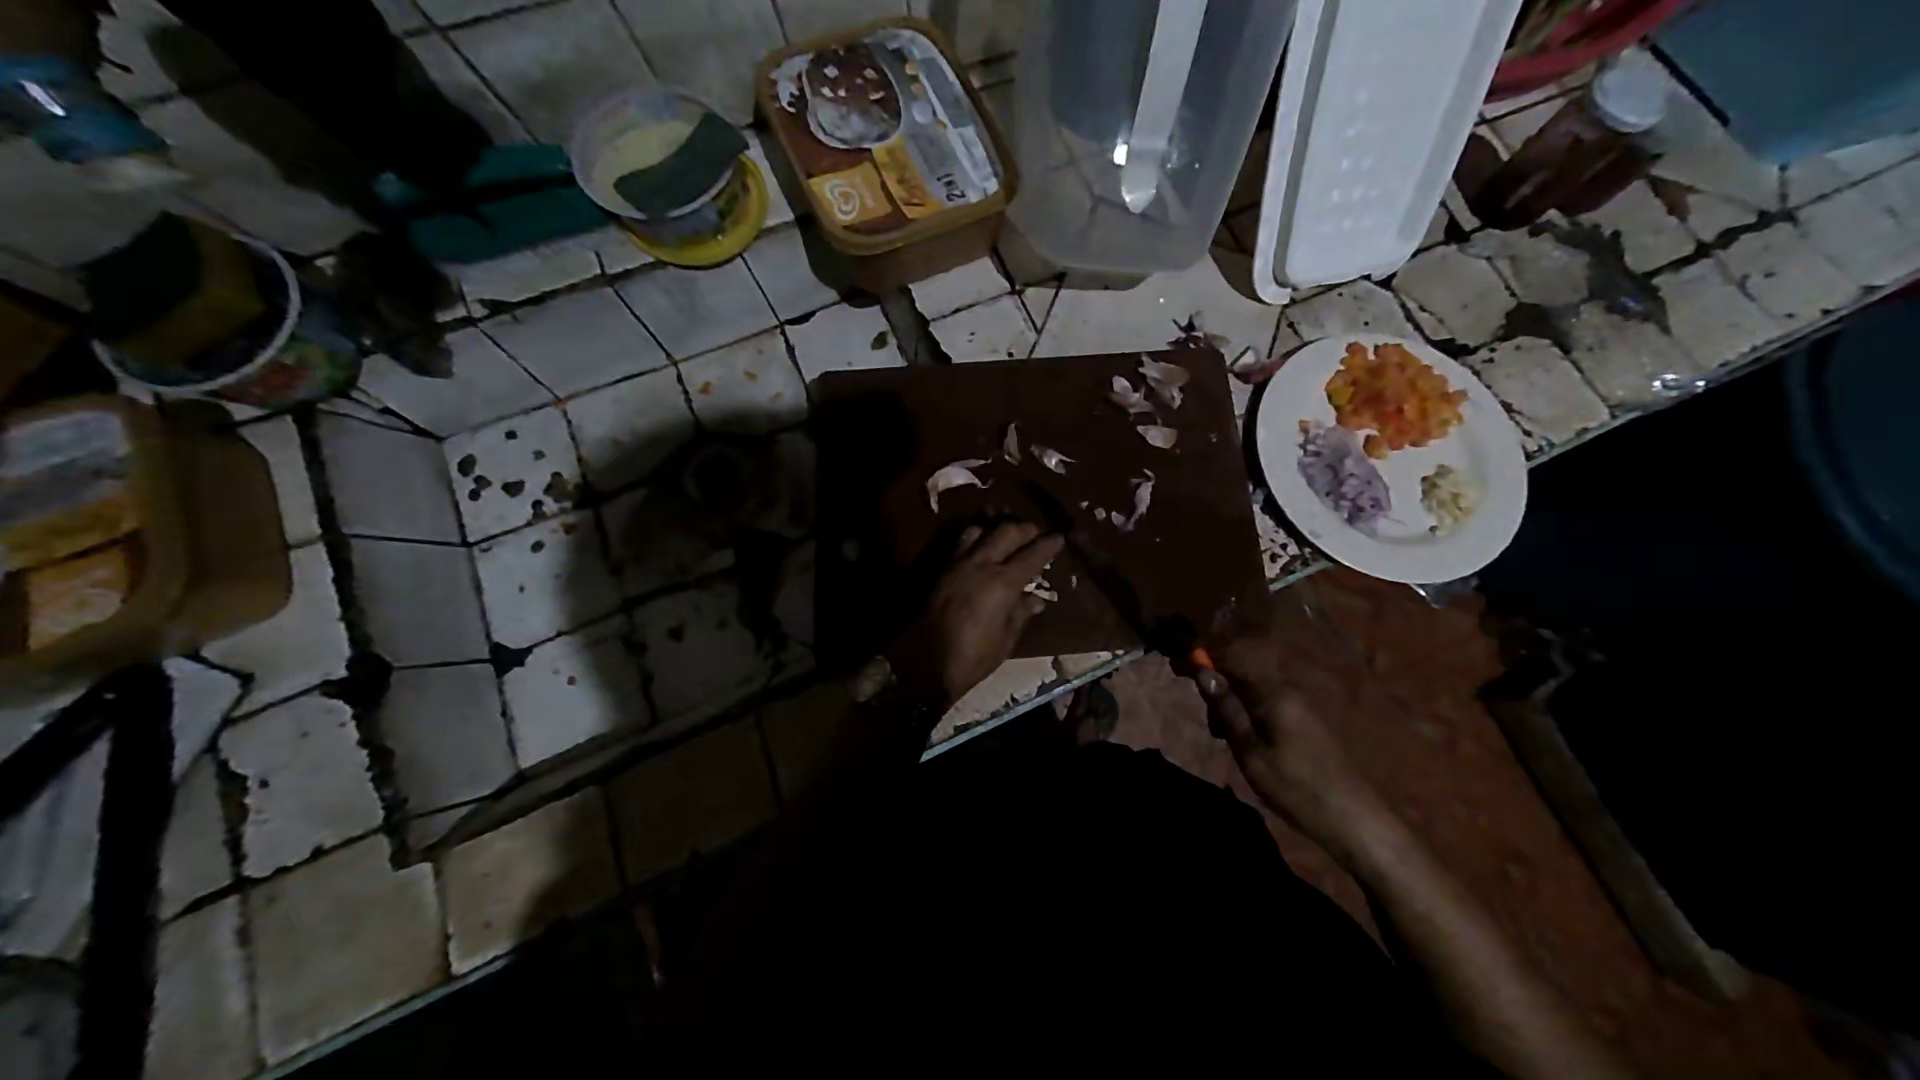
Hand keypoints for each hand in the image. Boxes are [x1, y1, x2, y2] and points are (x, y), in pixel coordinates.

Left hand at [897, 522, 1063, 702]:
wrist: (926, 664)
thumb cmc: (974, 657)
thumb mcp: (1006, 639)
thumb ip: (1021, 613)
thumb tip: (1035, 599)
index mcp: (1002, 583)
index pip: (1032, 555)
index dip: (1049, 545)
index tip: (1060, 538)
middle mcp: (981, 565)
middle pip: (1007, 531)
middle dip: (1026, 529)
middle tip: (1036, 535)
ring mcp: (958, 565)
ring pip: (980, 531)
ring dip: (997, 530)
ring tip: (1008, 538)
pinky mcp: (943, 571)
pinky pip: (962, 544)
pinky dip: (976, 539)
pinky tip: (982, 550)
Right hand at [1193, 636, 1384, 844]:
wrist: (1354, 820)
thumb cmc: (1296, 787)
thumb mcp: (1250, 751)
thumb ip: (1227, 709)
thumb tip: (1202, 671)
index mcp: (1274, 693)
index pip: (1232, 658)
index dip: (1203, 658)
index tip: (1177, 667)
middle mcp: (1288, 690)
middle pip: (1241, 672)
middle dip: (1216, 686)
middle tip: (1207, 722)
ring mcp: (1299, 705)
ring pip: (1252, 690)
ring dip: (1231, 703)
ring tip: (1222, 736)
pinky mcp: (1305, 721)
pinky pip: (1266, 704)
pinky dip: (1247, 714)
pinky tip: (1244, 741)